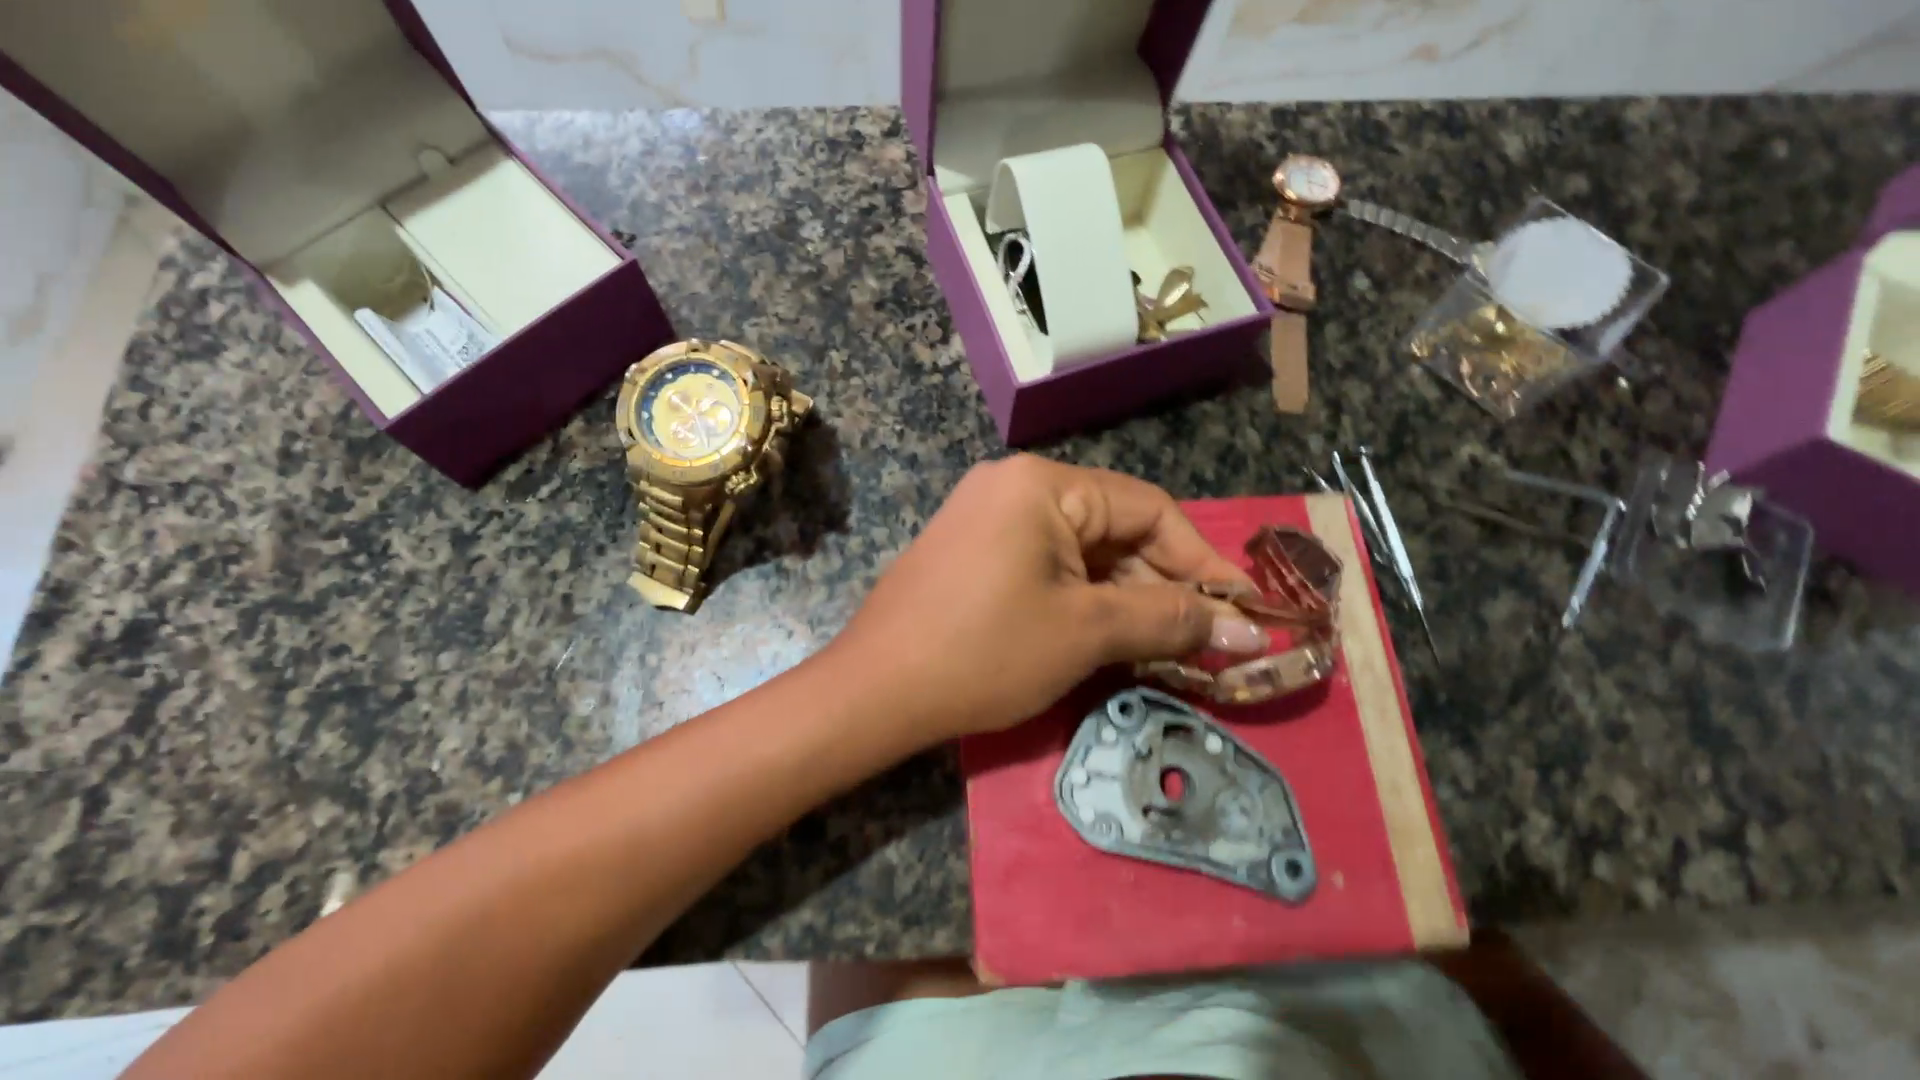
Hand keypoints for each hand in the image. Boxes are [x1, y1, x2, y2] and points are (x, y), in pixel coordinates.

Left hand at [828, 455, 1268, 743]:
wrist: (874, 692)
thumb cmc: (986, 653)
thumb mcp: (1086, 633)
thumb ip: (1171, 621)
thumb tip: (1252, 630)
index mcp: (1043, 485)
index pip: (1149, 509)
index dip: (1202, 561)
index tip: (1242, 611)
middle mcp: (1014, 487)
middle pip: (1115, 530)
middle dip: (1163, 587)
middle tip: (1206, 641)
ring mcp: (987, 519)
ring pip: (1082, 554)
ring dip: (1126, 599)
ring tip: (1165, 650)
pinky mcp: (972, 555)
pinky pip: (1046, 568)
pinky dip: (1083, 601)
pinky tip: (1108, 642)